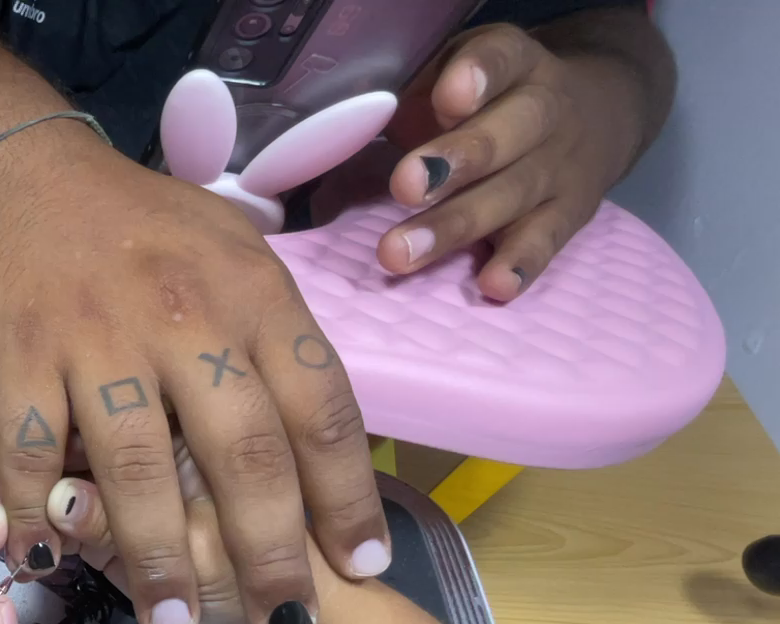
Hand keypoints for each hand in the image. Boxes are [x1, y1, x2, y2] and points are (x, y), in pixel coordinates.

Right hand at [0, 122, 389, 623]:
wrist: (18, 173)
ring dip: (156, 553)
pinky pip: (30, 454)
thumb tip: (297, 431)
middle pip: (239, 452)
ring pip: (135, 466)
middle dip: (265, 548)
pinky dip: (36, 515)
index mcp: (250, 291)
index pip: (319, 405)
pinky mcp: (16, 359)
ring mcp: (92, 339)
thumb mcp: (224, 251)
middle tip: (279, 617)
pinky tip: (43, 560)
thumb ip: (261, 333)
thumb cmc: (128, 223)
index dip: (345, 495)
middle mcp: (180, 317)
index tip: (359, 563)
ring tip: (173, 619)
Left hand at [379, 23, 653, 299]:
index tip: (449, 96)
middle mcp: (544, 112)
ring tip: (401, 255)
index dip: (478, 76)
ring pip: (512, 194)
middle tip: (404, 187)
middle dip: (454, 162)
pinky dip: (520, 263)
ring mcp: (559, 166)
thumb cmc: (477, 112)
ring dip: (455, 226)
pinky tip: (494, 286)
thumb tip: (301, 185)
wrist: (601, 111)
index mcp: (509, 70)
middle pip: (505, 135)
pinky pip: (547, 238)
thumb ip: (386, 123)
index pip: (501, 59)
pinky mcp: (569, 212)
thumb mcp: (438, 93)